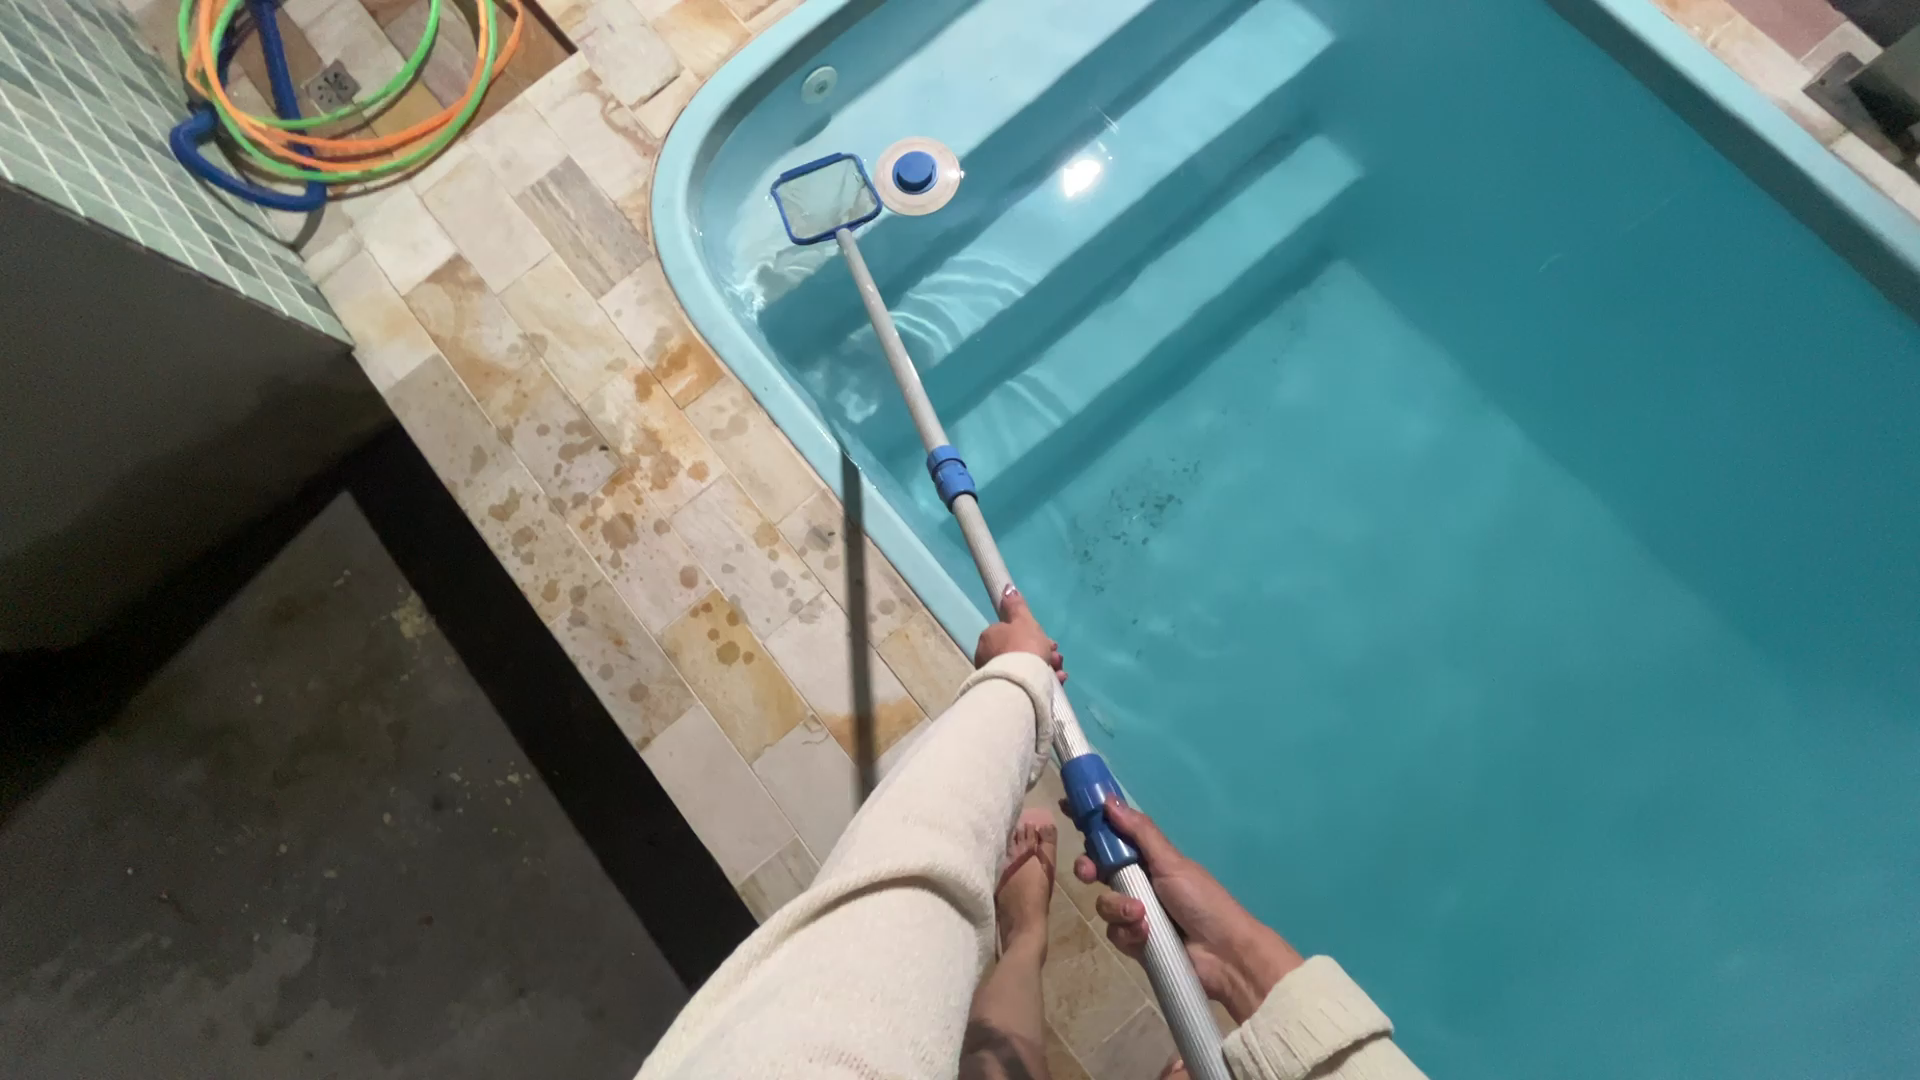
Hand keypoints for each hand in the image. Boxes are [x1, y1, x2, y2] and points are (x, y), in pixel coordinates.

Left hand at [974, 585, 1066, 682]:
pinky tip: (1056, 680)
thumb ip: (1017, 606)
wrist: (1023, 683)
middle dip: (1042, 651)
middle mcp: (988, 655)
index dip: (1033, 634)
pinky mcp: (1006, 690)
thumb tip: (1007, 588)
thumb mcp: (1024, 621)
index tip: (1049, 640)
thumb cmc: (1024, 646)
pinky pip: (1027, 681)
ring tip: (1059, 671)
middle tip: (1056, 656)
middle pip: (1020, 649)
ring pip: (1025, 666)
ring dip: (1046, 666)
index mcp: (990, 636)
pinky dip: (1042, 679)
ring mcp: (996, 674)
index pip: (1012, 631)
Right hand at [1074, 798, 1302, 1024]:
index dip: (1089, 822)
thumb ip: (1139, 832)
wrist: (1225, 956)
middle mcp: (1137, 881)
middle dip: (1087, 867)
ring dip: (1118, 907)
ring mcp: (1134, 912)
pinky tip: (1146, 936)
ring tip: (1141, 916)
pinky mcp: (1135, 941)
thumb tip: (1108, 800)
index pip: (1111, 834)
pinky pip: (1114, 932)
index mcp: (1147, 857)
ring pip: (1103, 902)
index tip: (1066, 807)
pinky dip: (1128, 932)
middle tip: (1089, 871)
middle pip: (1096, 867)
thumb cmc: (1201, 900)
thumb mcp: (1171, 861)